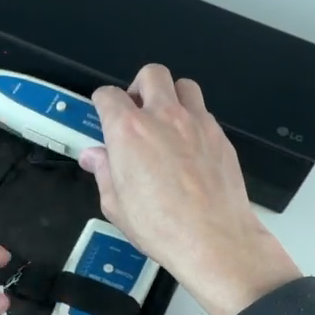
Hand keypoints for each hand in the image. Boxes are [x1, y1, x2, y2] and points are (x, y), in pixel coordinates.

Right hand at [82, 64, 300, 314]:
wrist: (212, 239)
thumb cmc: (163, 227)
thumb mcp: (115, 205)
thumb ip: (103, 172)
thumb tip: (94, 157)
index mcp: (129, 131)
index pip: (109, 96)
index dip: (102, 102)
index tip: (103, 111)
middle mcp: (164, 117)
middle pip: (152, 74)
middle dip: (139, 87)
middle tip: (135, 109)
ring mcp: (197, 123)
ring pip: (184, 86)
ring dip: (171, 96)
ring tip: (165, 121)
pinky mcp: (220, 137)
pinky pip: (204, 113)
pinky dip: (192, 120)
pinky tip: (187, 146)